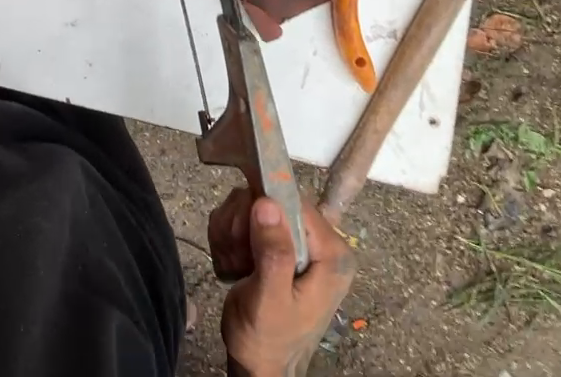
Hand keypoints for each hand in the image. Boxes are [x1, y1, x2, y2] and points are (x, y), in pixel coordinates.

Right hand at [209, 189, 355, 376]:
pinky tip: (232, 261)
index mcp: (332, 255)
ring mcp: (295, 240)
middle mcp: (318, 242)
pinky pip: (242, 216)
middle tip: (236, 255)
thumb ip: (274, 253)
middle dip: (242, 223)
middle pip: (269, 199)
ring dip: (232, 230)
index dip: (262, 209)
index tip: (242, 235)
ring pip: (251, 205)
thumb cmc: (267, 337)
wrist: (256, 362)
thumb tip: (267, 203)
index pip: (295, 202)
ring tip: (234, 262)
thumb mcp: (271, 300)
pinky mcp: (275, 242)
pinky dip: (228, 236)